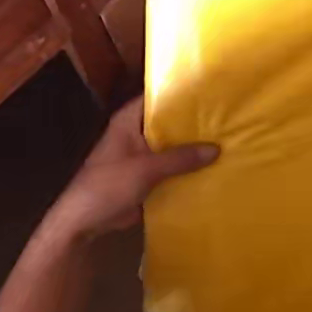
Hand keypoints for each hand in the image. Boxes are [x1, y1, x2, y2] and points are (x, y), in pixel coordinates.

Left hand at [44, 98, 218, 241]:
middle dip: (191, 124)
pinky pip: (169, 169)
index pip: (155, 97)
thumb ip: (180, 158)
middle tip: (225, 118)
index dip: (179, 93)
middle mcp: (134, 133)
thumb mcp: (146, 169)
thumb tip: (216, 148)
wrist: (84, 220)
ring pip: (169, 147)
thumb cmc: (108, 185)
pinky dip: (184, 169)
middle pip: (166, 123)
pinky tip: (212, 169)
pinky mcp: (145, 177)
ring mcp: (140, 156)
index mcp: (127, 121)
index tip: (208, 91)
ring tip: (226, 141)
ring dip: (190, 149)